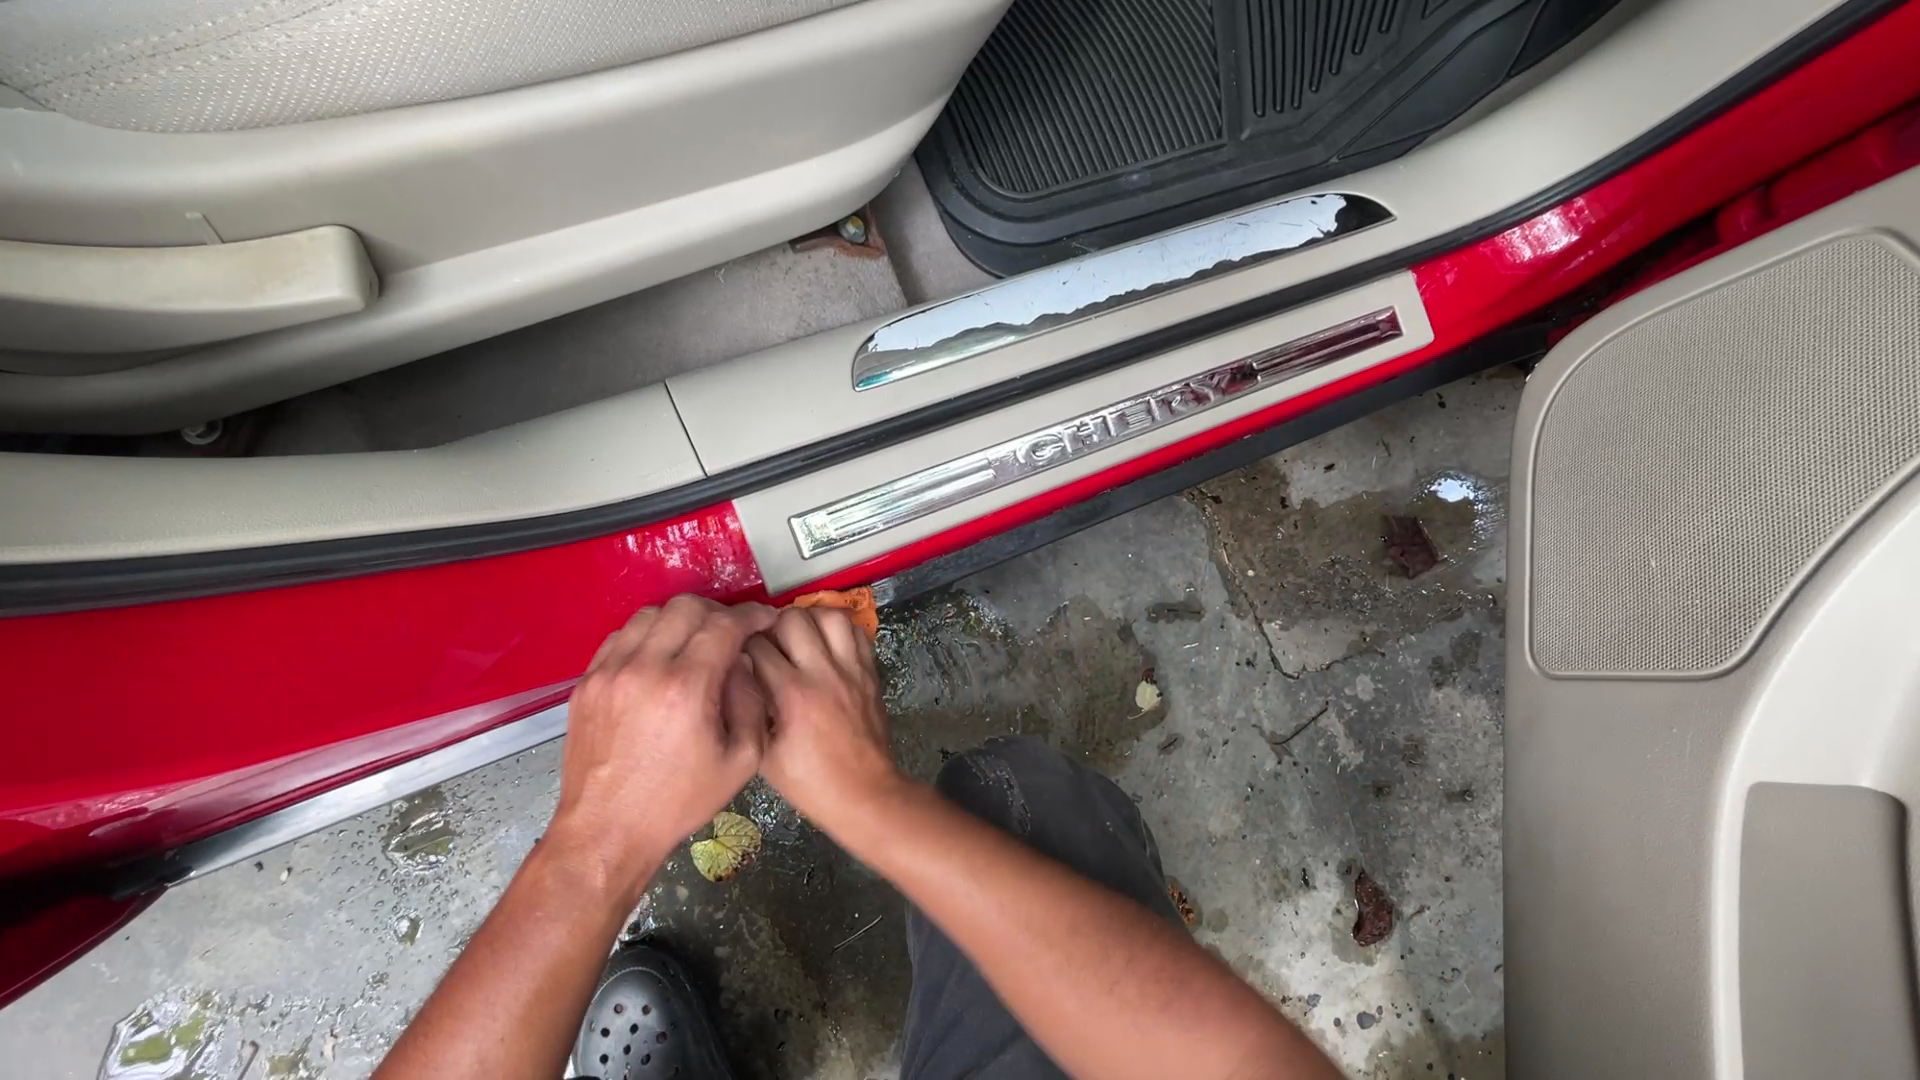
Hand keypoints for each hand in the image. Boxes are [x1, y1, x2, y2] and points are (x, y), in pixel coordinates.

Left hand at [551, 596, 777, 895]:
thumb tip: (743, 663)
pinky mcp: (587, 683)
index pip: (725, 625)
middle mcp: (644, 668)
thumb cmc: (679, 801)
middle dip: (719, 611)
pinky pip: (621, 636)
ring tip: (696, 640)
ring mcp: (609, 673)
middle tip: (733, 630)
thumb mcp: (742, 760)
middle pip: (686, 607)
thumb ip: (752, 701)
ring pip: (650, 614)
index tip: (765, 620)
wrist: (606, 831)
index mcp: (686, 687)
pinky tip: (660, 656)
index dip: (752, 615)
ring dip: (681, 619)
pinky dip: (648, 634)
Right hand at [747, 607, 906, 831]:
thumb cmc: (809, 782)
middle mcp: (824, 672)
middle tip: (770, 645)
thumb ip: (749, 710)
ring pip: (830, 615)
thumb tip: (737, 675)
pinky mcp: (870, 672)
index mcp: (793, 694)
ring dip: (810, 621)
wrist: (863, 793)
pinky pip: (856, 632)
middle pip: (794, 618)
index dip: (742, 646)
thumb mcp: (763, 754)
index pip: (758, 646)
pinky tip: (826, 646)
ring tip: (799, 639)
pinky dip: (838, 631)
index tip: (739, 655)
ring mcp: (851, 669)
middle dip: (774, 627)